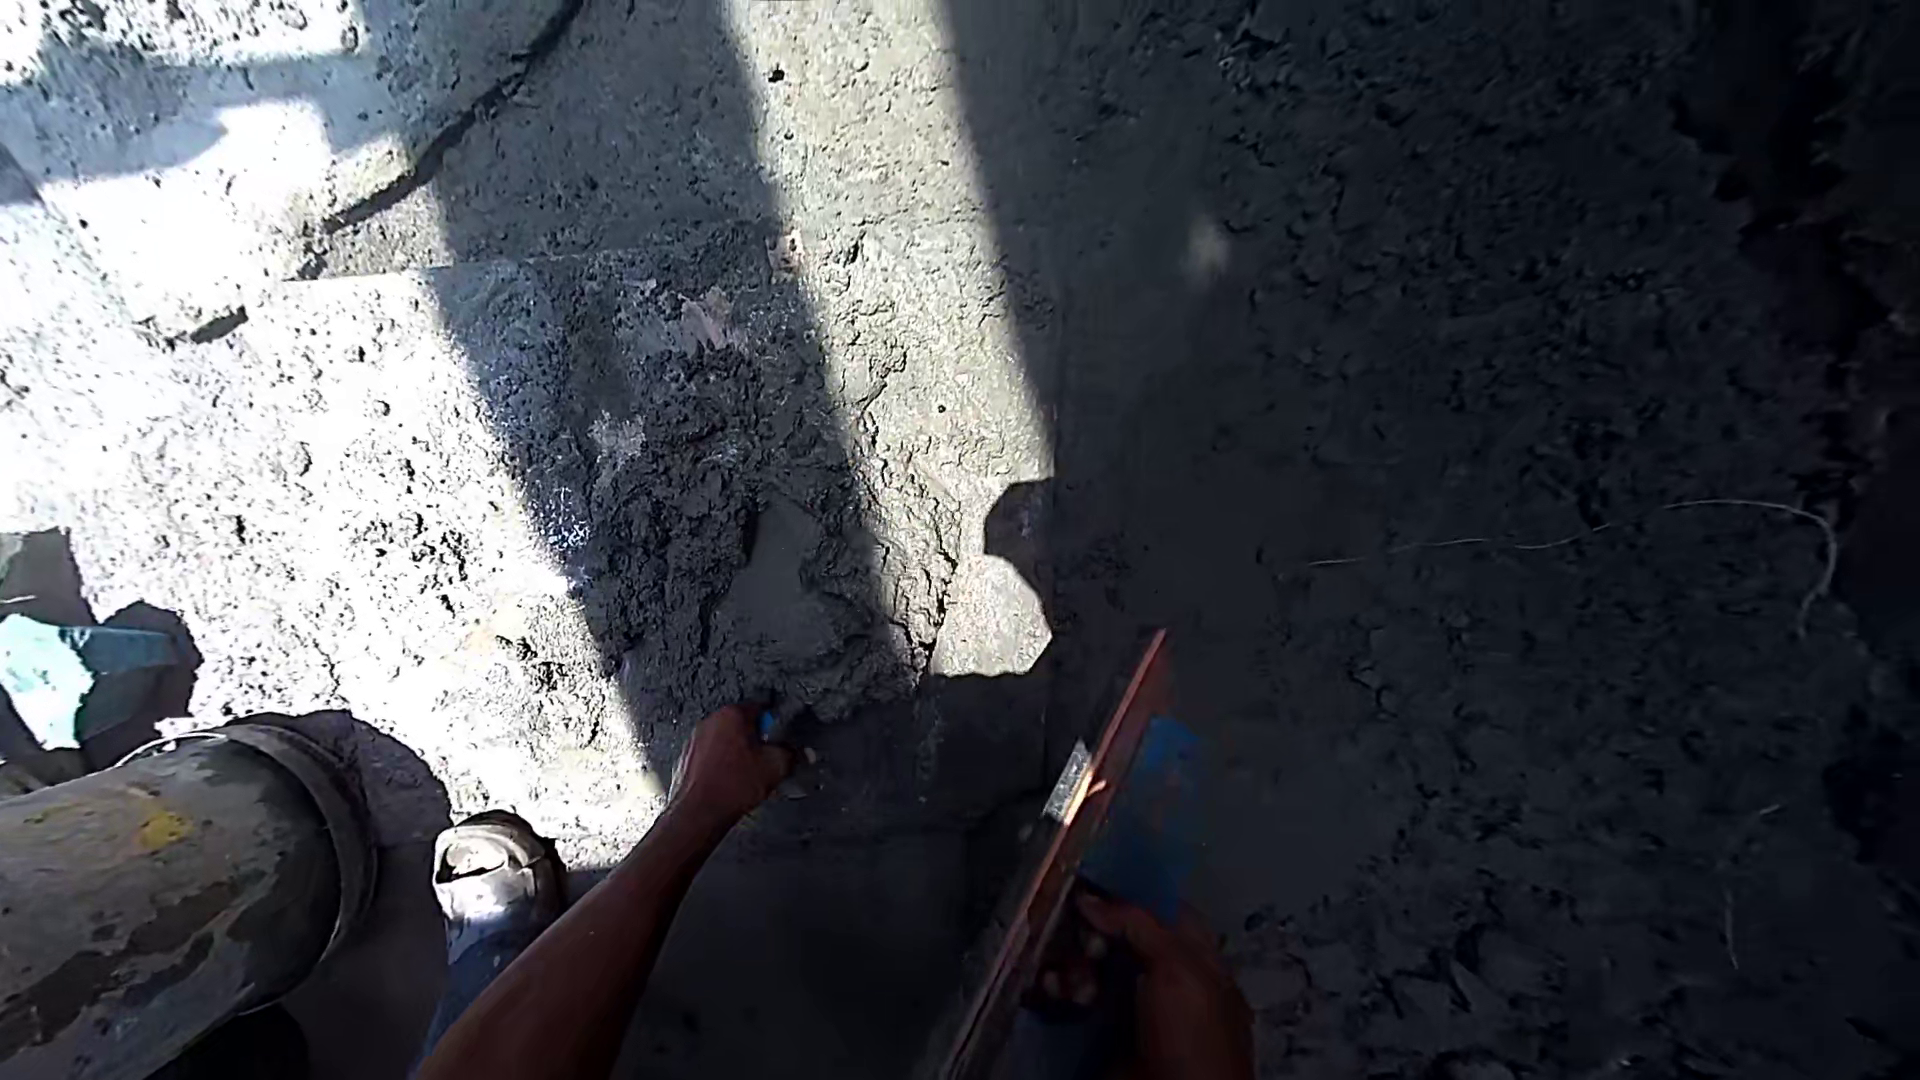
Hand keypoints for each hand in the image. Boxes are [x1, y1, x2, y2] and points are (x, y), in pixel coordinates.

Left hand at [667, 704, 793, 826]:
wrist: (697, 816)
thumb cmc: (730, 788)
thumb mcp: (776, 767)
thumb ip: (792, 754)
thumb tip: (800, 753)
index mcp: (732, 715)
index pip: (761, 707)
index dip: (774, 725)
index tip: (778, 739)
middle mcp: (710, 722)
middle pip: (742, 724)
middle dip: (755, 741)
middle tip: (765, 760)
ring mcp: (695, 741)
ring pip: (725, 741)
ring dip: (738, 754)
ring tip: (747, 775)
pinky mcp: (686, 760)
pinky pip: (711, 756)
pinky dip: (721, 766)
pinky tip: (730, 783)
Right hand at [1076, 892, 1253, 1079]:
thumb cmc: (1192, 1043)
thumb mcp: (1179, 971)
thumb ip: (1138, 924)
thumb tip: (1088, 900)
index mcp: (1197, 963)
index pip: (1164, 909)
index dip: (1132, 891)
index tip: (1093, 878)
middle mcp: (1165, 981)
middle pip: (1121, 935)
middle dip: (1093, 928)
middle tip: (1078, 932)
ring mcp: (1133, 1010)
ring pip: (1094, 963)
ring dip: (1074, 962)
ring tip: (1067, 977)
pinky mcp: (1103, 1035)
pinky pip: (1076, 998)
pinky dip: (1060, 990)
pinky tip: (1052, 989)